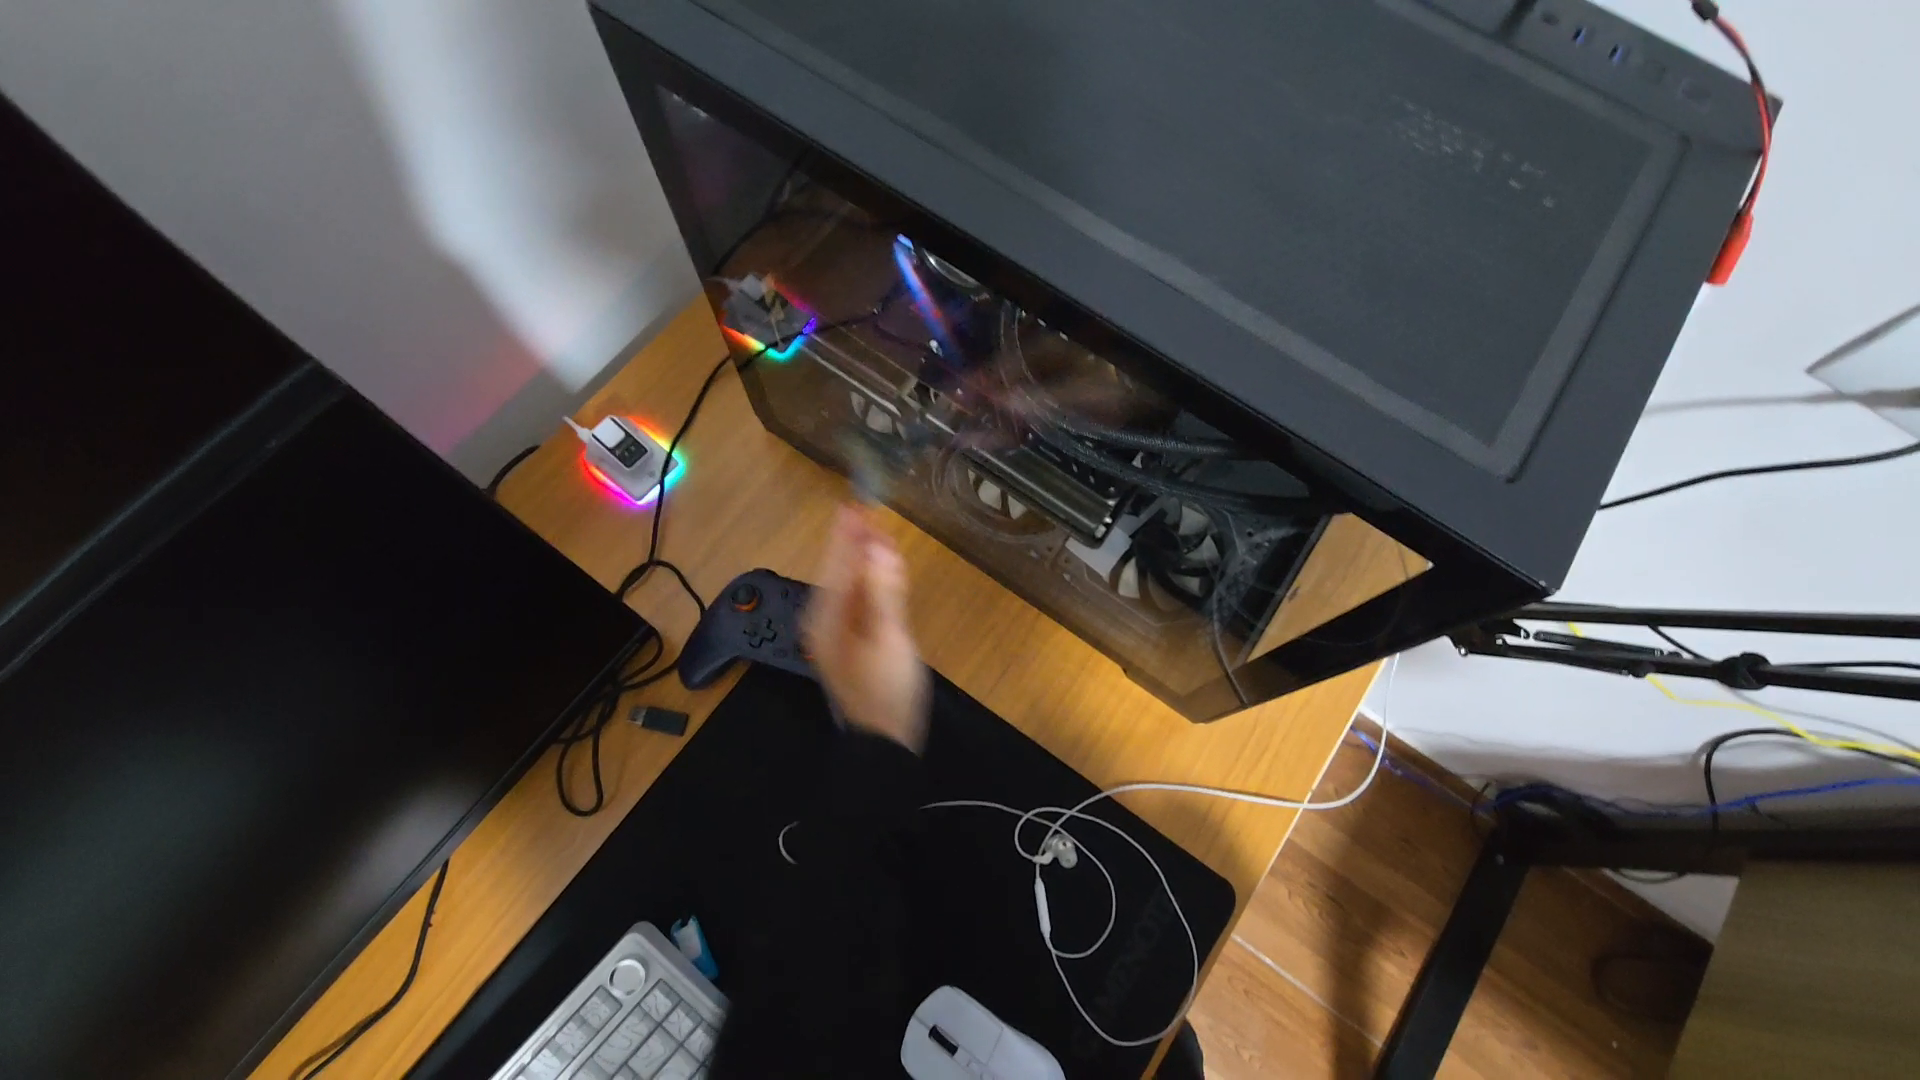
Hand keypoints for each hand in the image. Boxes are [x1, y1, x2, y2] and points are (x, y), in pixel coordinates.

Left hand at [802, 505, 930, 752]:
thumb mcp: (890, 640)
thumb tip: (879, 548)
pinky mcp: (848, 643)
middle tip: (868, 511)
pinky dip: (866, 581)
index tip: (854, 504)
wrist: (882, 743)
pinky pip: (854, 601)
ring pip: (846, 586)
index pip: (837, 565)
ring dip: (860, 560)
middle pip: (838, 573)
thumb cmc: (886, 691)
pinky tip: (878, 572)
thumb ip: (884, 592)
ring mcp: (834, 635)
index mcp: (828, 619)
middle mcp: (824, 622)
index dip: (848, 535)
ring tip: (874, 533)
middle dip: (853, 543)